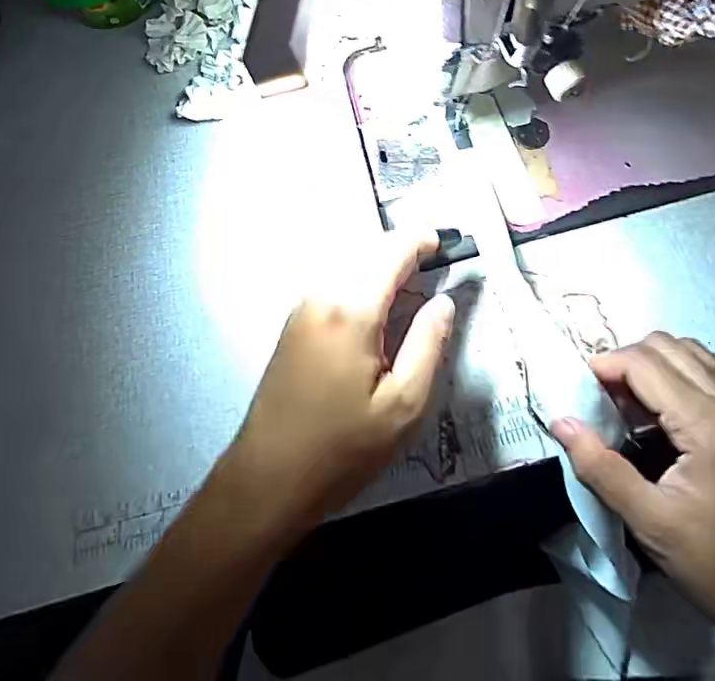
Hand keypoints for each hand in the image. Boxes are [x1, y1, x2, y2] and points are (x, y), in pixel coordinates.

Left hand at [214, 231, 455, 535]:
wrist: (269, 474)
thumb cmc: (342, 447)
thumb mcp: (403, 405)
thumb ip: (428, 344)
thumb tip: (443, 301)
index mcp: (351, 309)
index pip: (390, 252)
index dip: (420, 240)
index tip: (444, 242)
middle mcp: (322, 295)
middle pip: (366, 250)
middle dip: (401, 250)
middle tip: (434, 266)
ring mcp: (302, 307)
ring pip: (347, 264)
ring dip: (378, 264)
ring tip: (410, 288)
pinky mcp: (293, 323)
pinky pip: (332, 282)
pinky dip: (358, 280)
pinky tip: (374, 309)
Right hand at [549, 334, 714, 678]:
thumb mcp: (653, 525)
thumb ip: (600, 467)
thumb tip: (560, 422)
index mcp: (711, 427)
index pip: (644, 363)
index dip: (604, 366)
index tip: (581, 391)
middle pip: (669, 347)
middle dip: (627, 361)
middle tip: (604, 397)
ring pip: (696, 354)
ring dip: (656, 366)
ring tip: (633, 404)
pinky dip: (684, 377)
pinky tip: (670, 415)